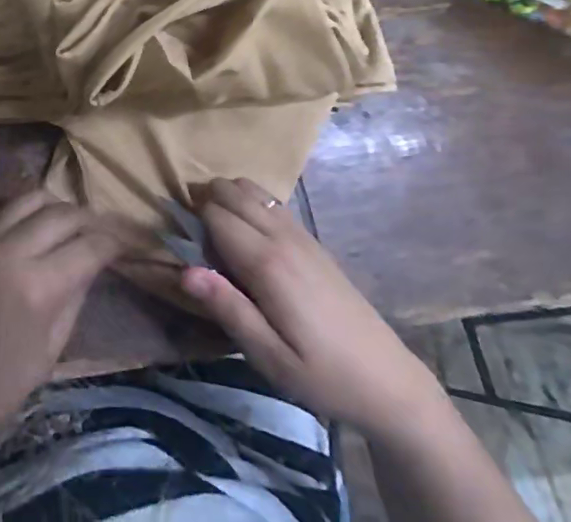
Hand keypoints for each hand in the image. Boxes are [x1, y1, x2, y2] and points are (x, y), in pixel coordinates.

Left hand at [0, 191, 122, 453]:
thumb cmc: (1, 384)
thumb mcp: (53, 346)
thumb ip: (77, 293)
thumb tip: (95, 260)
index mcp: (38, 286)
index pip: (90, 245)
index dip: (116, 242)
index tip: (130, 244)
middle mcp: (10, 251)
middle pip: (65, 213)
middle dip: (92, 221)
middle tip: (105, 234)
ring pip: (33, 198)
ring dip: (60, 207)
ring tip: (72, 226)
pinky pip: (5, 208)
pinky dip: (28, 211)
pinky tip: (37, 228)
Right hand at [180, 178, 445, 431]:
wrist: (387, 379)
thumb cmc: (321, 374)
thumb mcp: (268, 356)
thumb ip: (227, 308)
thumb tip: (183, 270)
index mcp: (268, 263)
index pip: (216, 215)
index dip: (192, 224)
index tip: (184, 249)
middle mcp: (283, 237)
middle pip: (233, 191)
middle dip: (206, 201)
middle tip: (195, 238)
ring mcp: (302, 235)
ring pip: (254, 190)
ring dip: (228, 197)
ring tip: (217, 233)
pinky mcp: (313, 241)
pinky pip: (273, 203)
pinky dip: (251, 202)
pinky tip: (247, 233)